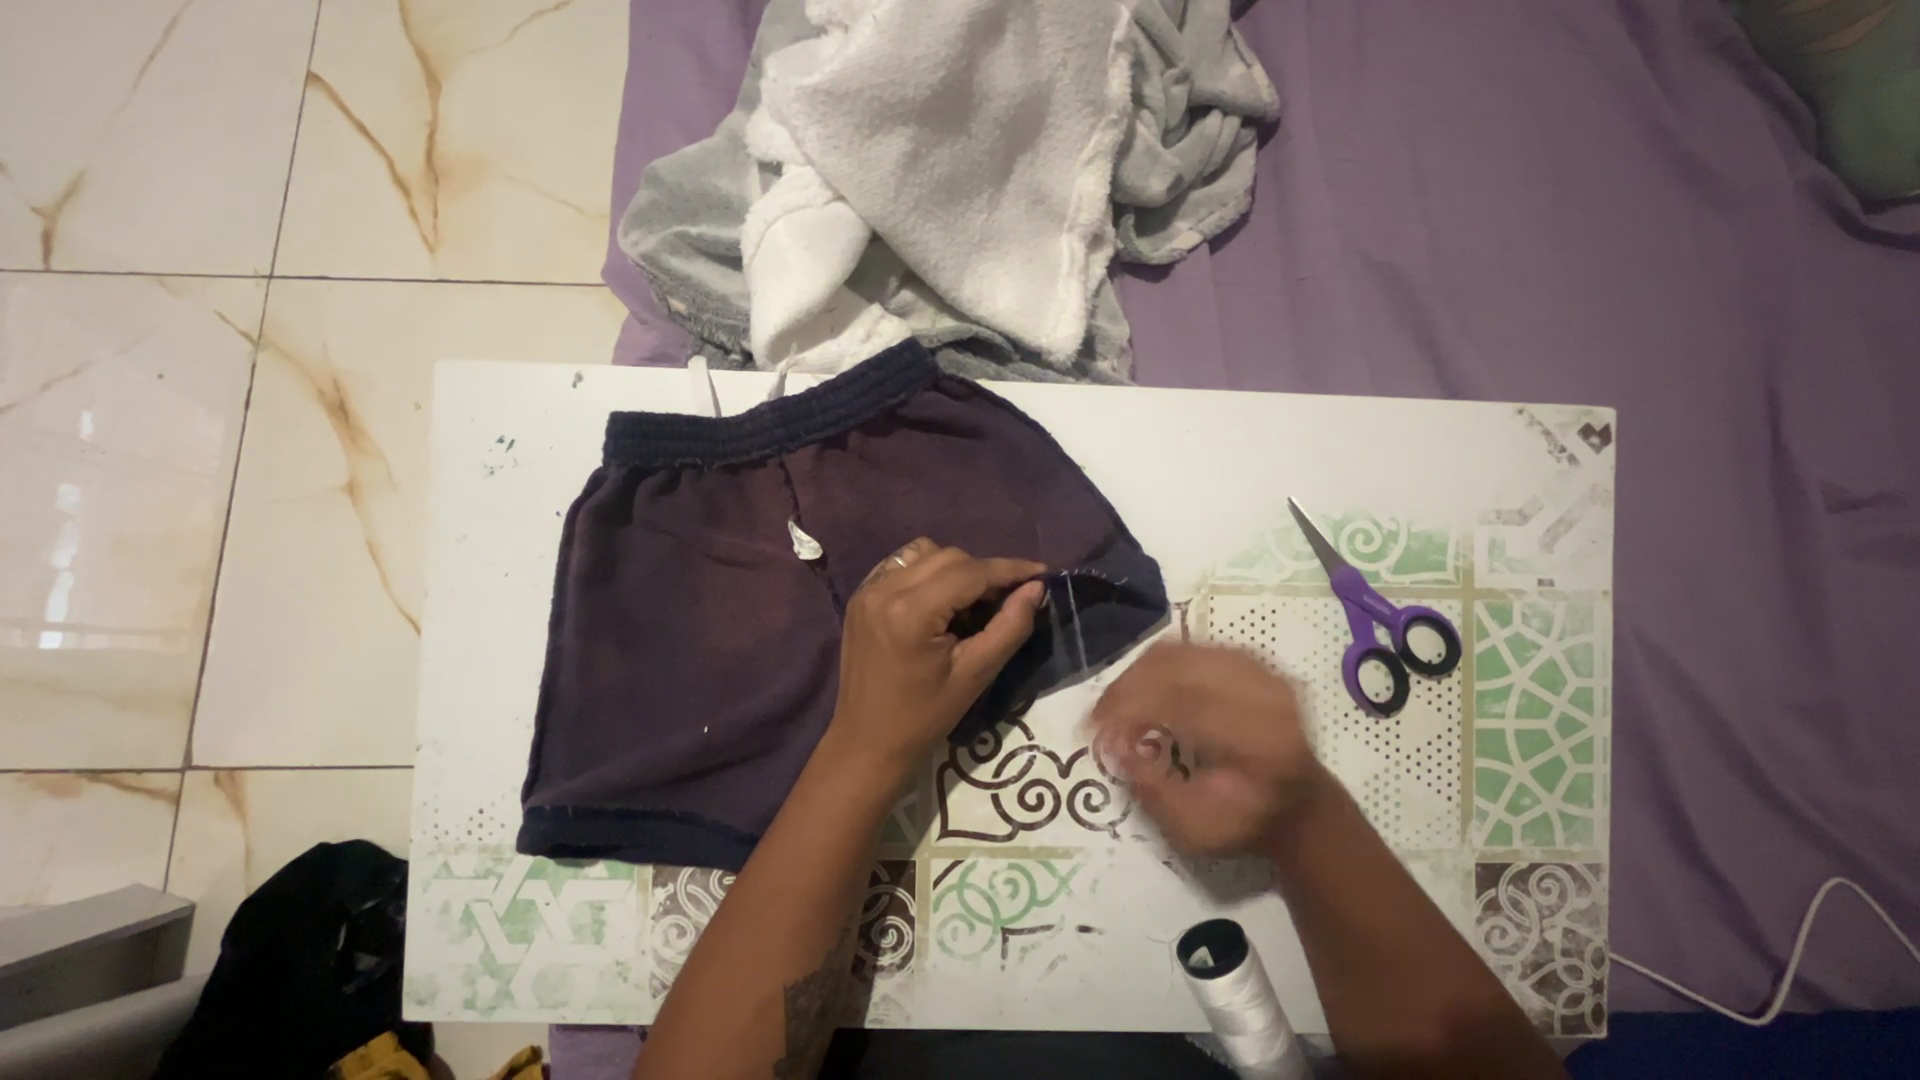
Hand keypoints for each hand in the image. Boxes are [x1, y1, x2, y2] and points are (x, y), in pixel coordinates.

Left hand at [829, 538, 1045, 777]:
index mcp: (910, 611)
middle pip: (949, 557)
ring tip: (971, 603)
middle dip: (984, 572)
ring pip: (925, 553)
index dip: (1010, 569)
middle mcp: (884, 589)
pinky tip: (940, 602)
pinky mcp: (861, 596)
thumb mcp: (975, 674)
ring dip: (956, 569)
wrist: (867, 740)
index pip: (971, 572)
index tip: (1042, 573)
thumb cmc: (924, 716)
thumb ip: (1009, 627)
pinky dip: (927, 572)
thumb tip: (1036, 588)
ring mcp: (867, 590)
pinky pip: (902, 565)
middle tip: (1008, 600)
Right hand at [1088, 642, 1326, 855]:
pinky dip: (1159, 665)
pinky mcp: (1251, 661)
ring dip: (1139, 674)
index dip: (1133, 710)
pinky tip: (1143, 687)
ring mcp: (1260, 671)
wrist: (1299, 804)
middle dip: (1129, 687)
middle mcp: (1265, 695)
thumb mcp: (1198, 828)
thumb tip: (1114, 747)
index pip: (1186, 705)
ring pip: (1182, 652)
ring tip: (1116, 703)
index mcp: (1259, 739)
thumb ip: (1154, 790)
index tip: (1097, 728)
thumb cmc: (1245, 820)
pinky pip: (1192, 648)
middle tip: (1098, 715)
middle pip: (1180, 668)